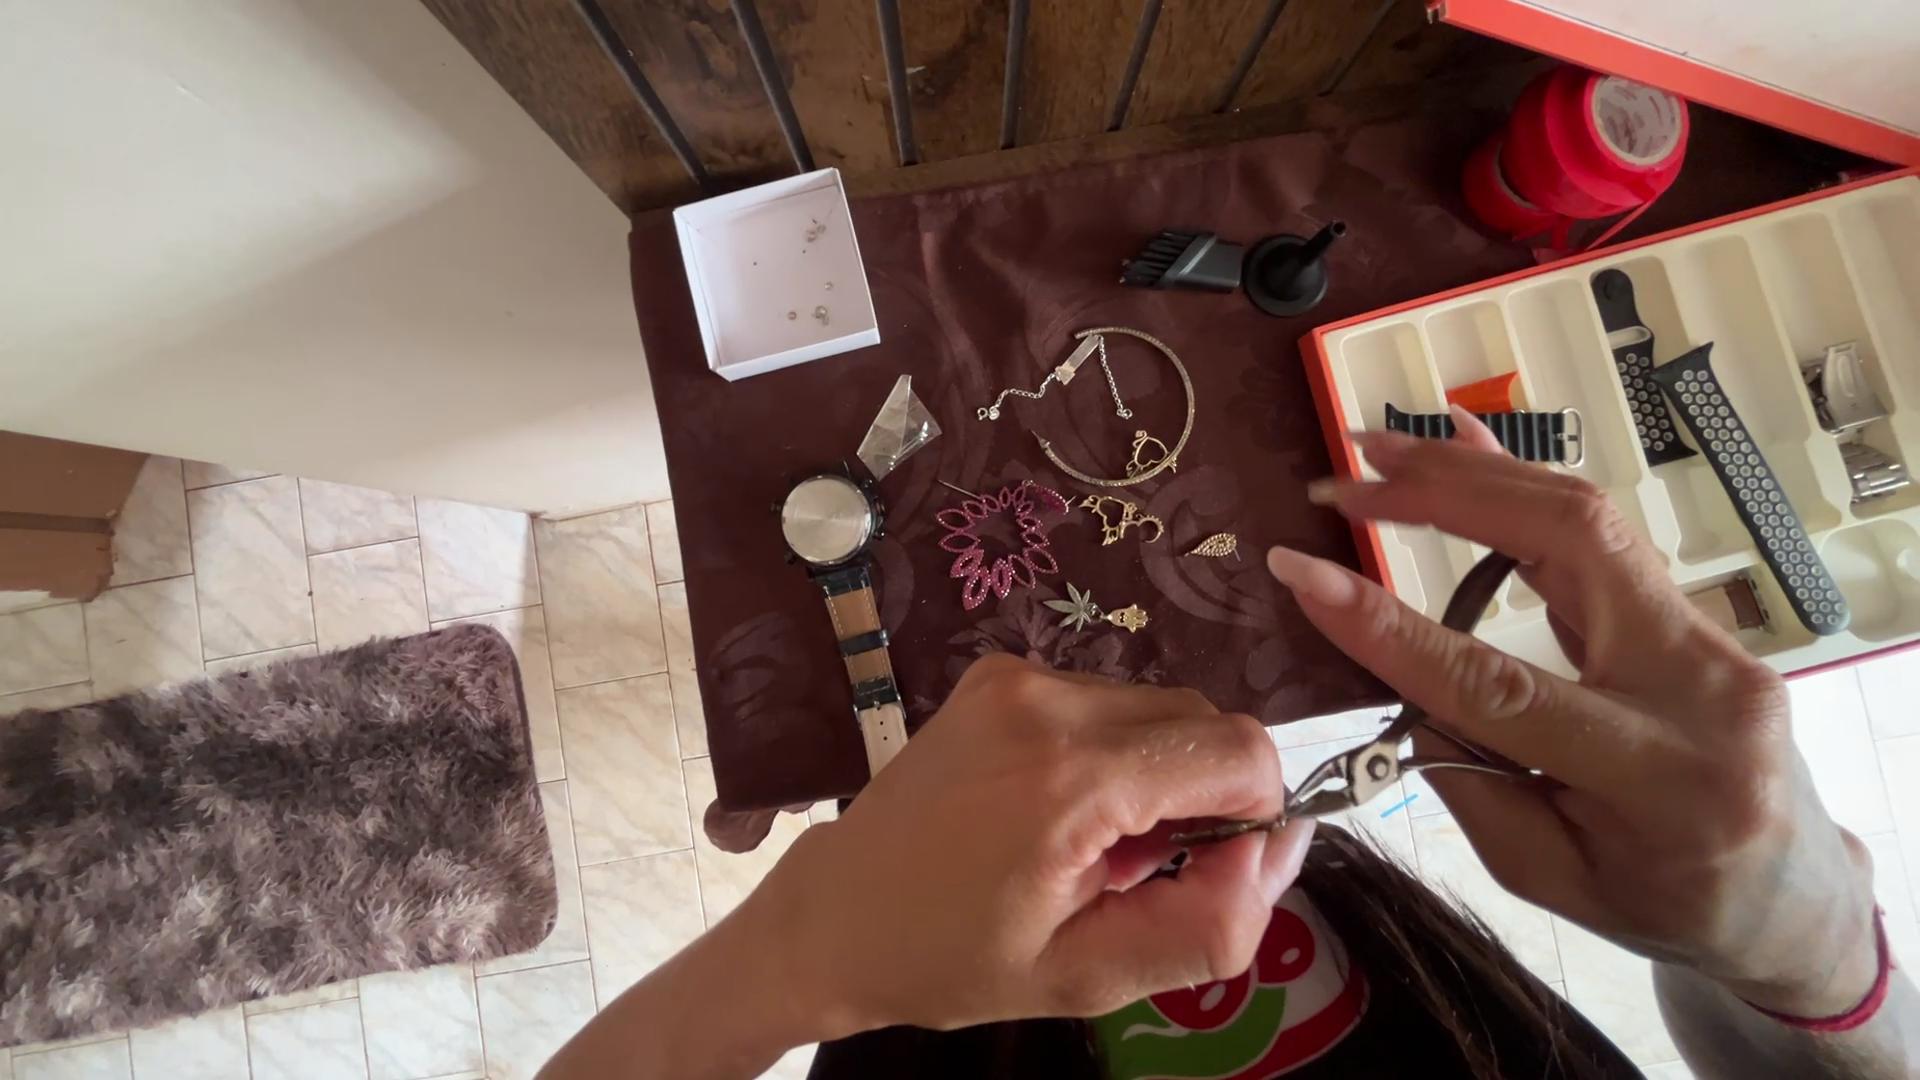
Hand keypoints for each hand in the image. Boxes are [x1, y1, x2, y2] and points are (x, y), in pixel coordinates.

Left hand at [737, 653, 1313, 1035]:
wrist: (840, 908)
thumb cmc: (956, 957)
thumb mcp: (1092, 975)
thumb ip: (1211, 920)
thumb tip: (1278, 842)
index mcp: (1070, 777)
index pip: (1237, 749)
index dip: (1252, 811)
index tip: (1207, 865)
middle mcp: (1046, 698)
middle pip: (1199, 718)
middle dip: (1202, 792)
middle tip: (1139, 861)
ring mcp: (1017, 674)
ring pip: (1154, 704)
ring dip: (1155, 768)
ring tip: (1091, 834)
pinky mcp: (997, 670)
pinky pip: (1102, 696)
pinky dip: (1111, 745)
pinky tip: (1059, 797)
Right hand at [1266, 410, 1876, 1018]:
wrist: (1791, 900)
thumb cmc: (1659, 904)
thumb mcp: (1539, 870)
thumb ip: (1462, 774)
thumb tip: (1400, 677)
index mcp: (1657, 772)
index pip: (1492, 681)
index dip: (1384, 625)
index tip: (1299, 572)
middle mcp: (1697, 680)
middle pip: (1567, 543)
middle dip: (1440, 496)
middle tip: (1344, 480)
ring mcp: (1704, 632)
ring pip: (1583, 515)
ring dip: (1469, 470)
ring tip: (1380, 448)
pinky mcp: (1684, 609)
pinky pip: (1597, 527)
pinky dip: (1514, 477)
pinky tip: (1462, 437)